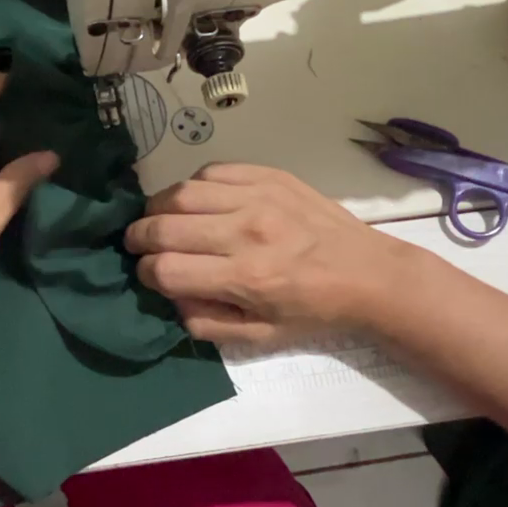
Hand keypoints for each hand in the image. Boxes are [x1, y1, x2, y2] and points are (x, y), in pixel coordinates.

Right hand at [125, 164, 431, 346]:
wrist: (369, 274)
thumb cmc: (313, 311)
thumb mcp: (260, 336)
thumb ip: (205, 321)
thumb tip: (168, 294)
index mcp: (246, 277)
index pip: (166, 270)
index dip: (146, 274)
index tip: (149, 275)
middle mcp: (247, 232)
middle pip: (164, 226)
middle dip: (139, 238)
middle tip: (138, 244)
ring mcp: (258, 197)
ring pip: (181, 192)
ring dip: (159, 208)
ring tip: (160, 219)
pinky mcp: (269, 175)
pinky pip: (212, 170)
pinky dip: (193, 186)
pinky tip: (197, 202)